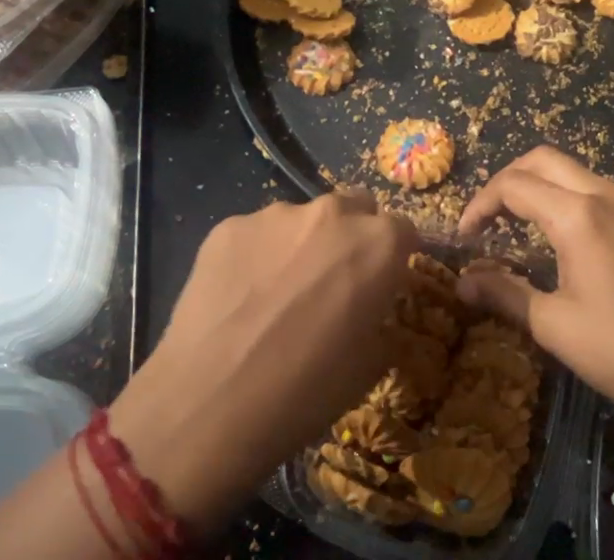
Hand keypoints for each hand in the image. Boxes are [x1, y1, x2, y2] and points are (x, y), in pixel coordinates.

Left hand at [108, 191, 415, 530]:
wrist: (210, 405)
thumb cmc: (306, 392)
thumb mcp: (369, 366)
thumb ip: (380, 319)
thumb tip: (372, 310)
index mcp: (378, 243)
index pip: (403, 231)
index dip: (393, 258)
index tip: (381, 285)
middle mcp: (332, 213)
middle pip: (354, 209)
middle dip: (350, 237)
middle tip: (331, 283)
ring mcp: (275, 215)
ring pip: (301, 220)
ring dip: (300, 245)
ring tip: (275, 294)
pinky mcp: (227, 227)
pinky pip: (255, 235)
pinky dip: (255, 256)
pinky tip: (238, 298)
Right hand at [456, 147, 613, 456]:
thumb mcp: (554, 325)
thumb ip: (504, 293)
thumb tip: (462, 282)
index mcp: (579, 215)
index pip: (514, 185)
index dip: (480, 205)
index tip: (464, 238)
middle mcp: (604, 195)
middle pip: (543, 160)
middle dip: (506, 181)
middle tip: (485, 220)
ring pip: (569, 170)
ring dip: (535, 185)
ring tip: (510, 225)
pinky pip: (591, 189)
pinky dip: (560, 196)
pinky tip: (550, 234)